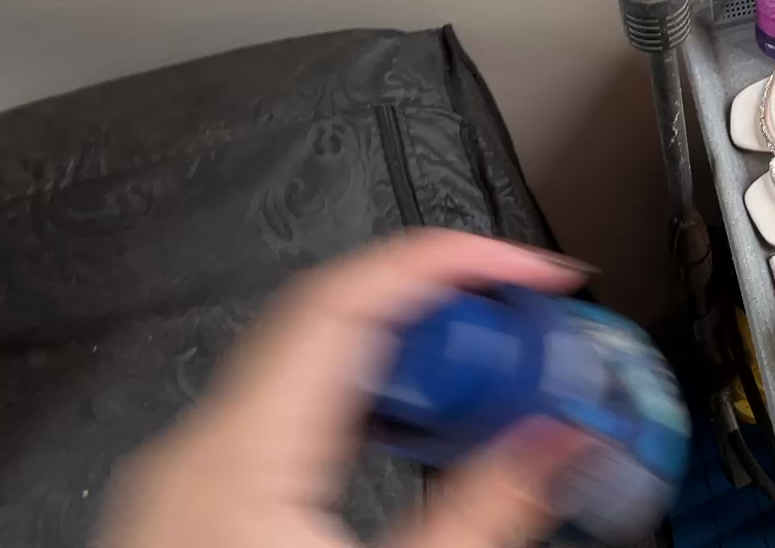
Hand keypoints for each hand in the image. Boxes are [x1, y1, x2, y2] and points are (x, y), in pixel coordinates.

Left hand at [99, 231, 596, 547]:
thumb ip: (489, 513)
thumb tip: (570, 440)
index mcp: (236, 457)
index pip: (355, 294)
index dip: (456, 261)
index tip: (530, 274)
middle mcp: (208, 444)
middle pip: (352, 307)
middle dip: (458, 299)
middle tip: (531, 326)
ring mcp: (204, 462)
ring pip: (332, 341)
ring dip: (428, 337)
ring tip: (496, 366)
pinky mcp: (215, 484)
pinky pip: (314, 384)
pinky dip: (390, 375)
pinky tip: (426, 416)